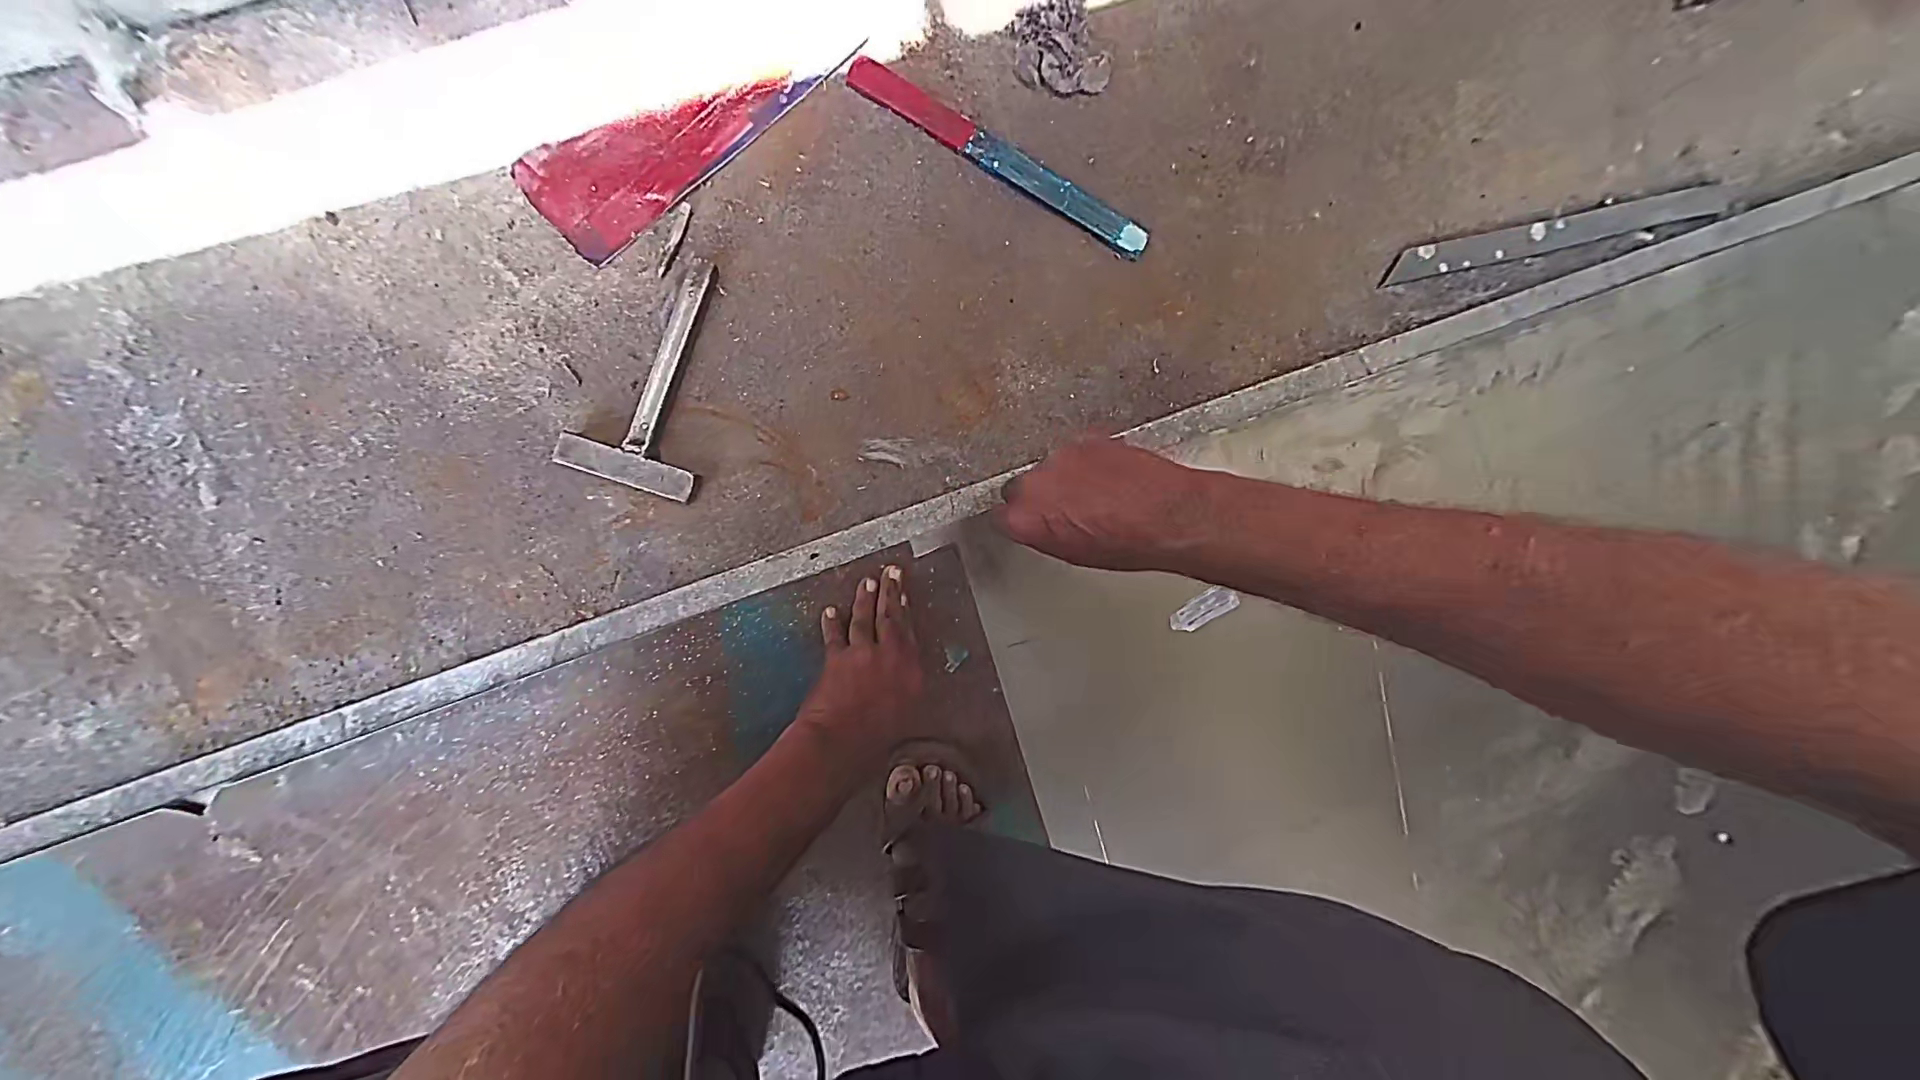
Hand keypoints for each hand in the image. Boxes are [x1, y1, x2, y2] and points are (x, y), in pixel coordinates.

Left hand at [796, 565, 924, 761]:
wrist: (840, 742)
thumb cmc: (874, 740)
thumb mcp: (906, 715)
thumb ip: (906, 689)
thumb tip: (904, 678)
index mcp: (911, 671)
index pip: (909, 631)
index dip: (906, 608)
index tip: (905, 593)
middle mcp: (889, 657)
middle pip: (890, 616)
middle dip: (891, 591)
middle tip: (891, 572)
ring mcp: (862, 655)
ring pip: (864, 618)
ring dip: (865, 598)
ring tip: (868, 582)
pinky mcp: (837, 659)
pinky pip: (835, 635)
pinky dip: (832, 622)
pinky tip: (831, 611)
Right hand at [995, 438, 1218, 570]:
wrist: (1168, 515)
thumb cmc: (1128, 542)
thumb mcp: (1073, 554)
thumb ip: (1043, 533)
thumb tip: (1040, 527)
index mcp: (1024, 517)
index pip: (1001, 515)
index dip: (1018, 520)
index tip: (1029, 522)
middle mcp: (1035, 483)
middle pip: (1020, 487)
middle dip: (1038, 497)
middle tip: (1063, 510)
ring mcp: (1060, 457)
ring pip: (1050, 467)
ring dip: (1064, 478)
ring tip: (1093, 496)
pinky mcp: (1086, 439)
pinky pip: (1076, 452)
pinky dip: (1087, 462)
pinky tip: (1106, 479)